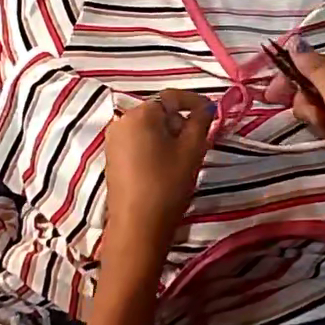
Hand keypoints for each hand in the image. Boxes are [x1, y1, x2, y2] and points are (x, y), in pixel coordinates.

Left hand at [102, 90, 214, 284]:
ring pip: (148, 128)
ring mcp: (113, 140)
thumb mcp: (192, 150)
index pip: (172, 97)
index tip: (213, 112)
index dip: (194, 102)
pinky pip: (137, 142)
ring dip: (167, 135)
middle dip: (179, 122)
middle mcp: (122, 121)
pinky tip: (164, 166)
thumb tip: (205, 107)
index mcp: (140, 114)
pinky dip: (153, 147)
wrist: (137, 226)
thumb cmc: (167, 184)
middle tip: (198, 142)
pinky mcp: (111, 157)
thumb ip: (201, 122)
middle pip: (158, 112)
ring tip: (183, 157)